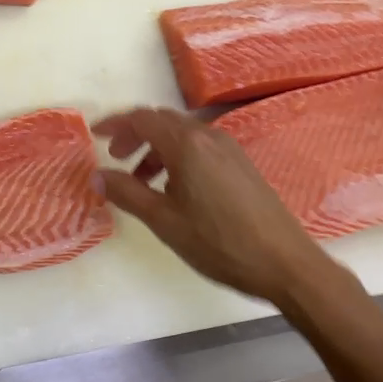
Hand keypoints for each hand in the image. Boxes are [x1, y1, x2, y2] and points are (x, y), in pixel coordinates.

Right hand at [93, 107, 336, 306]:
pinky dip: (178, 156)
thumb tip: (96, 175)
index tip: (97, 136)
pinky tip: (176, 189)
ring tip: (143, 181)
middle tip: (116, 158)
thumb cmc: (219, 242)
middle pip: (162, 120)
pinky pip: (200, 146)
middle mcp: (207, 135)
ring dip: (156, 148)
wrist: (285, 263)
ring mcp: (228, 148)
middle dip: (135, 135)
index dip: (116, 124)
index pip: (142, 118)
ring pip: (182, 134)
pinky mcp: (241, 163)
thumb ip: (127, 193)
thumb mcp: (164, 221)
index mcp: (186, 143)